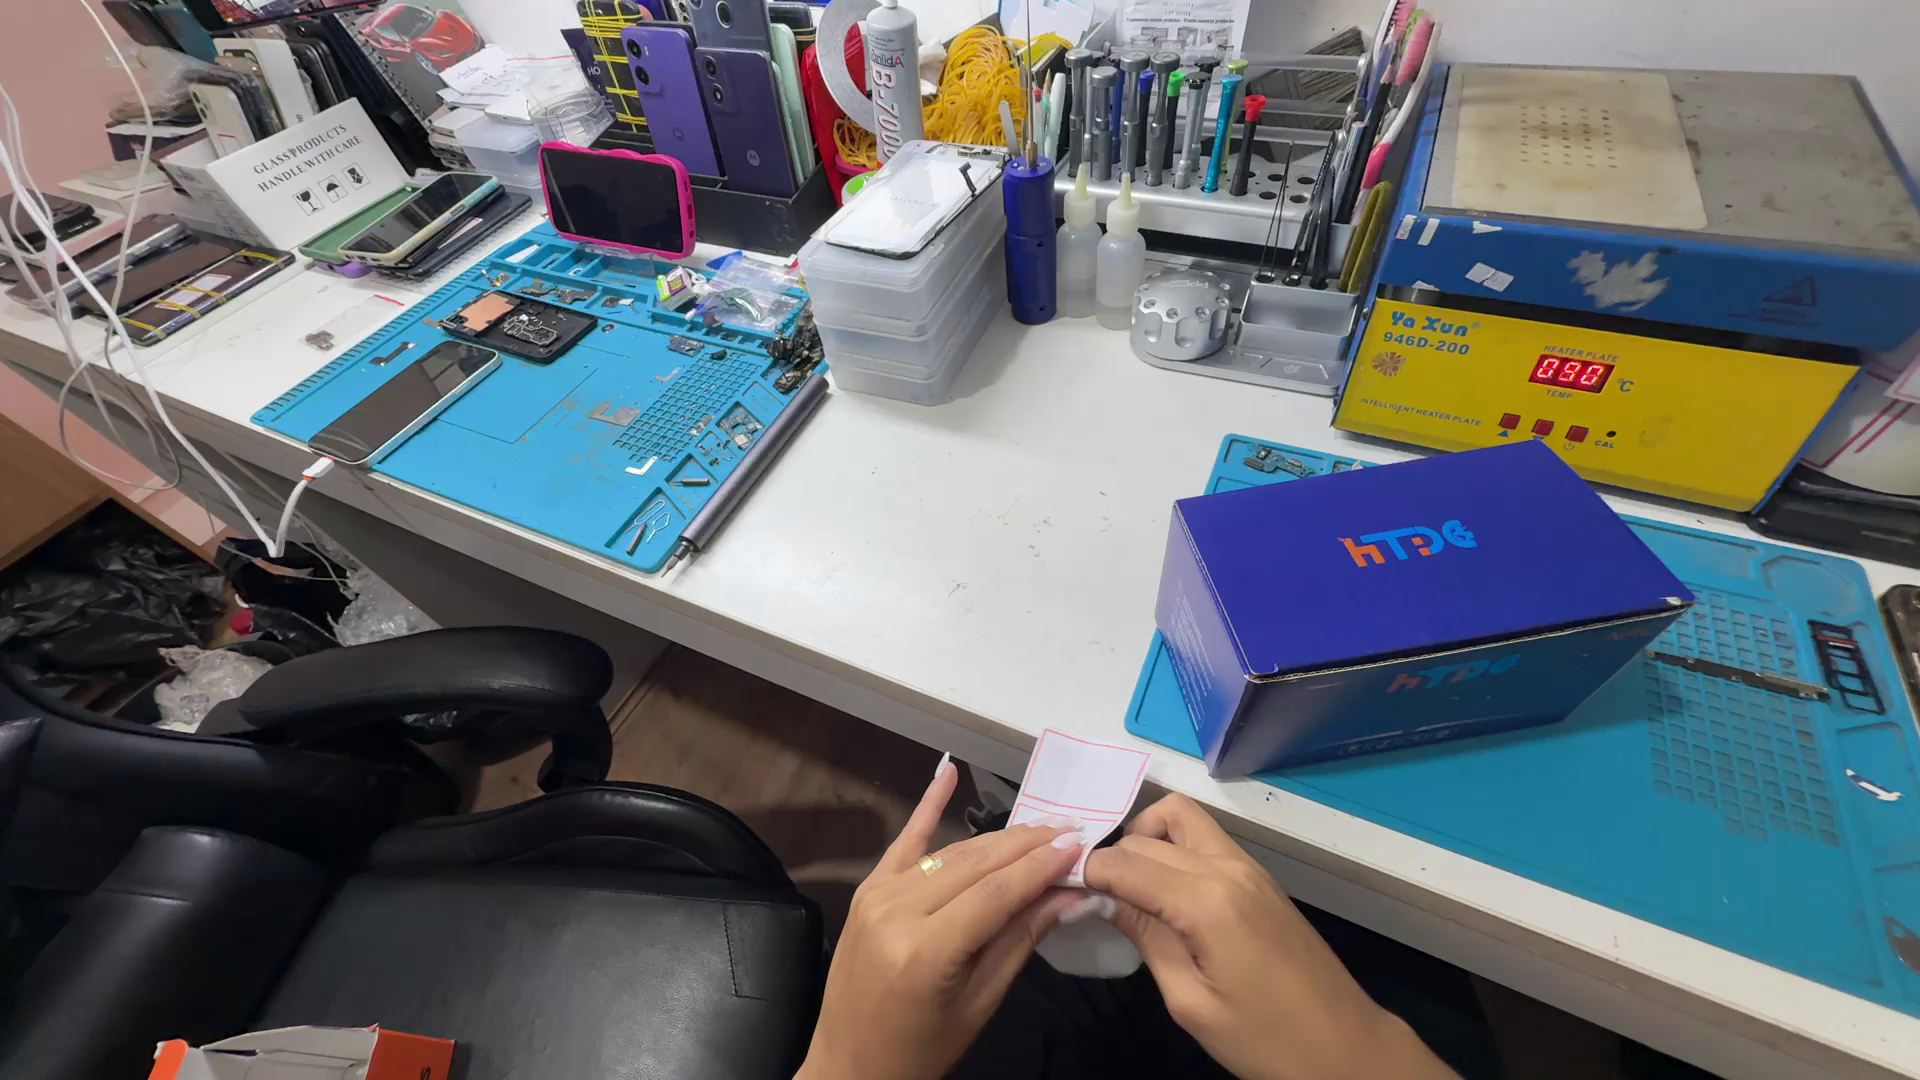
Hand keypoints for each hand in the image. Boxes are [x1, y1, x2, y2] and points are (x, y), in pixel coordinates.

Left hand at [796, 757, 1089, 1079]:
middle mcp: (899, 910)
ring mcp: (879, 893)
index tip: (1079, 843)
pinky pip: (906, 840)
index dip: (1041, 865)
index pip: (997, 892)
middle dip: (1027, 844)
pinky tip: (948, 772)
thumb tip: (1070, 894)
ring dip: (997, 838)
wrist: (846, 1066)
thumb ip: (1021, 940)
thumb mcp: (978, 1004)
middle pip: (977, 864)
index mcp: (927, 950)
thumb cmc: (920, 1050)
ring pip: (952, 853)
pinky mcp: (869, 886)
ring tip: (1039, 826)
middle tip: (1068, 829)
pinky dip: (928, 805)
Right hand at [1084, 794, 1457, 1079]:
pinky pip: (1203, 835)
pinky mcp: (1257, 874)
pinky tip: (1162, 887)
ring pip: (1179, 816)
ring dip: (1145, 837)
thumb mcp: (1191, 1002)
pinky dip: (1171, 843)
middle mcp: (1225, 866)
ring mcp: (1246, 865)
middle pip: (1147, 834)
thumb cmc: (1266, 1041)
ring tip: (1129, 881)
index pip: (1126, 862)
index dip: (1089, 871)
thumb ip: (1145, 938)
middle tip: (1092, 893)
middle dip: (1113, 856)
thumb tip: (1103, 898)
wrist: (1349, 1051)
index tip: (1065, 888)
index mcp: (1207, 901)